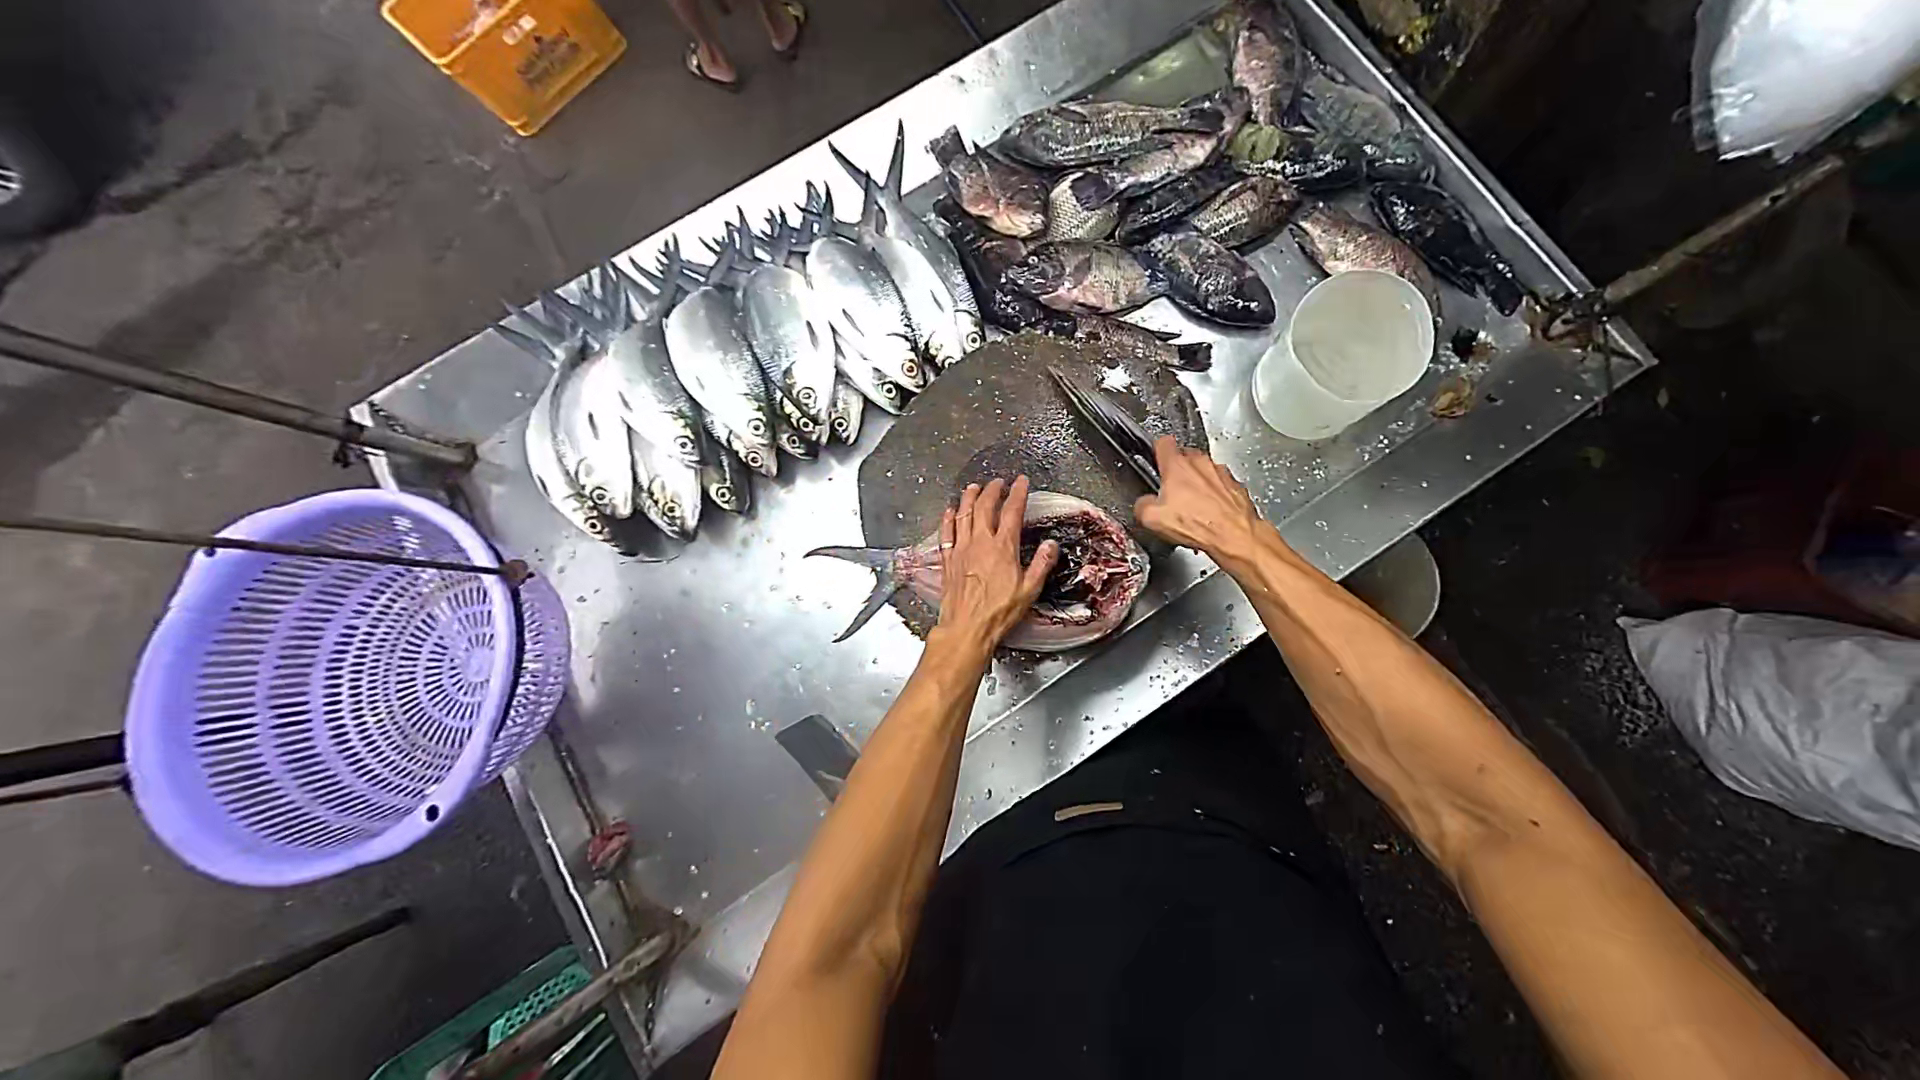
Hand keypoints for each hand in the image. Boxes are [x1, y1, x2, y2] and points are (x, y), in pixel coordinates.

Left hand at [934, 476, 1059, 654]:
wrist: (967, 627)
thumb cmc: (998, 612)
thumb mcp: (1029, 590)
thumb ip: (1041, 565)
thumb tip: (1051, 545)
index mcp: (1003, 547)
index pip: (1012, 511)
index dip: (1018, 493)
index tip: (1021, 482)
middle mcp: (980, 542)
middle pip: (985, 506)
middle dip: (992, 490)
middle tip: (998, 482)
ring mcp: (961, 549)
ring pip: (963, 514)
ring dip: (969, 498)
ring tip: (974, 487)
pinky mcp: (948, 560)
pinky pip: (946, 532)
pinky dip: (948, 518)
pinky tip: (950, 511)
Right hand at [1133, 436, 1268, 564]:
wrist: (1234, 535)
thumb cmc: (1199, 524)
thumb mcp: (1152, 519)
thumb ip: (1141, 505)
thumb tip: (1143, 505)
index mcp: (1177, 465)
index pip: (1163, 443)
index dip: (1157, 450)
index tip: (1155, 460)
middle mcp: (1200, 463)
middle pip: (1184, 456)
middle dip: (1177, 471)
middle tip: (1171, 492)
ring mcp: (1220, 472)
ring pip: (1203, 470)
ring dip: (1197, 483)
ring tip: (1193, 506)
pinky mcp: (1235, 485)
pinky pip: (1220, 484)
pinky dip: (1215, 494)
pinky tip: (1210, 513)